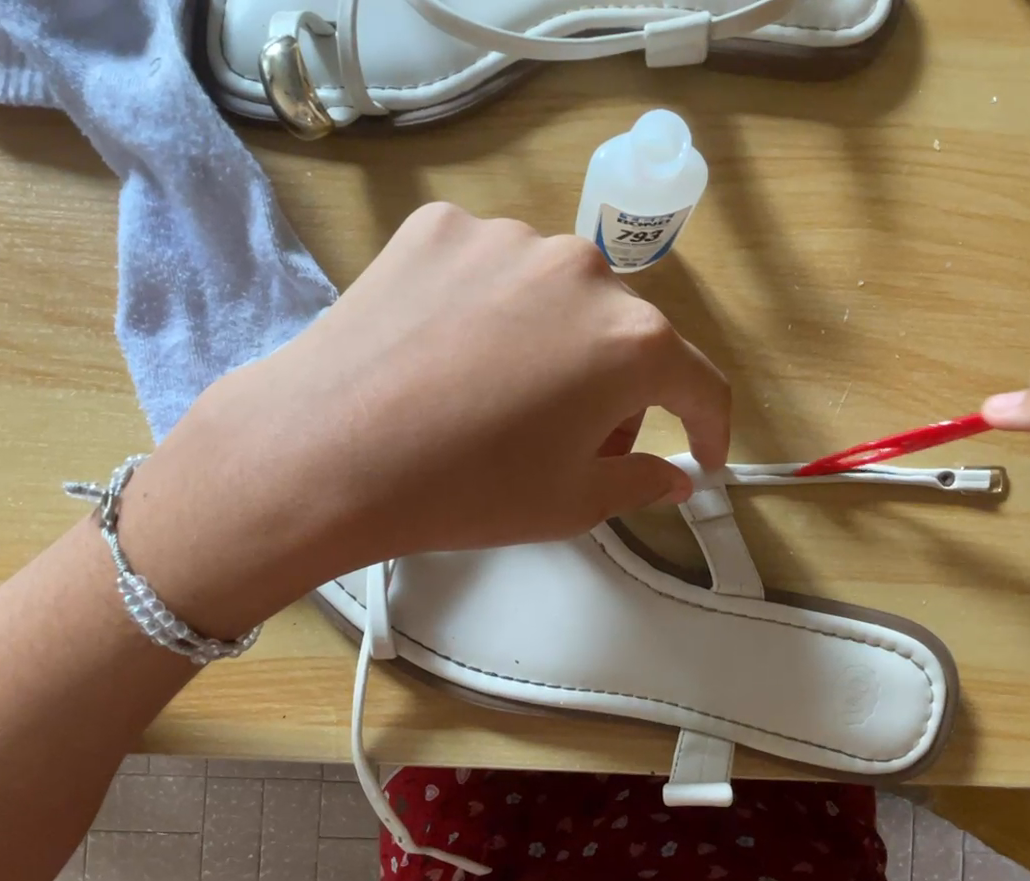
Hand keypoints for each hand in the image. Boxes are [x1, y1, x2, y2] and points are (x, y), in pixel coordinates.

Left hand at [122, 203, 731, 626]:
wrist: (323, 451)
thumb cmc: (461, 490)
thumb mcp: (568, 505)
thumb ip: (641, 484)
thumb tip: (675, 475)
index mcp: (630, 342)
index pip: (700, 383)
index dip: (706, 429)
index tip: (697, 457)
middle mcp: (581, 271)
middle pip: (623, 337)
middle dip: (615, 394)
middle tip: (571, 445)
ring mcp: (505, 238)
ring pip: (556, 298)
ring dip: (552, 345)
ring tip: (497, 398)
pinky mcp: (439, 227)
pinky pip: (488, 271)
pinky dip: (487, 310)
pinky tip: (447, 354)